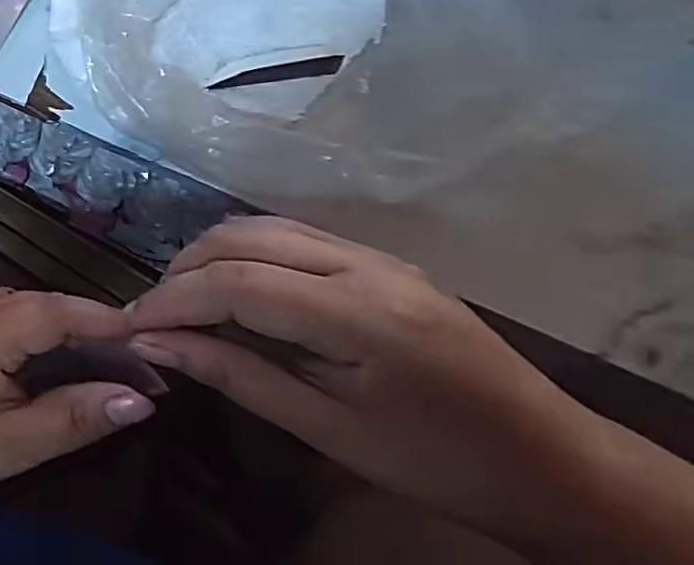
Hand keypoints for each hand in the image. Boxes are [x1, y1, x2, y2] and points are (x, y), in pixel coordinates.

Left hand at [0, 288, 161, 492]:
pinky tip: (64, 347)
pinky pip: (13, 307)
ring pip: (30, 301)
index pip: (57, 311)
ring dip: (69, 320)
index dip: (103, 319)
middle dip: (92, 321)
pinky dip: (44, 322)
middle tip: (137, 351)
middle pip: (46, 302)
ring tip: (111, 350)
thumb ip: (77, 416)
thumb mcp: (20, 441)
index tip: (146, 336)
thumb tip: (139, 401)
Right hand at [124, 217, 591, 543]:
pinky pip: (287, 234)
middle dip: (183, 270)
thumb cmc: (444, 466)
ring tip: (184, 300)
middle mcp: (364, 263)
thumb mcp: (331, 432)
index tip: (131, 325)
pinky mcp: (376, 255)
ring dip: (209, 255)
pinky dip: (243, 252)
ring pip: (259, 226)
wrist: (562, 466)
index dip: (173, 300)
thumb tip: (155, 346)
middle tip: (154, 315)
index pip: (237, 283)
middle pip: (240, 238)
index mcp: (361, 314)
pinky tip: (232, 286)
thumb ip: (236, 376)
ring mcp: (373, 252)